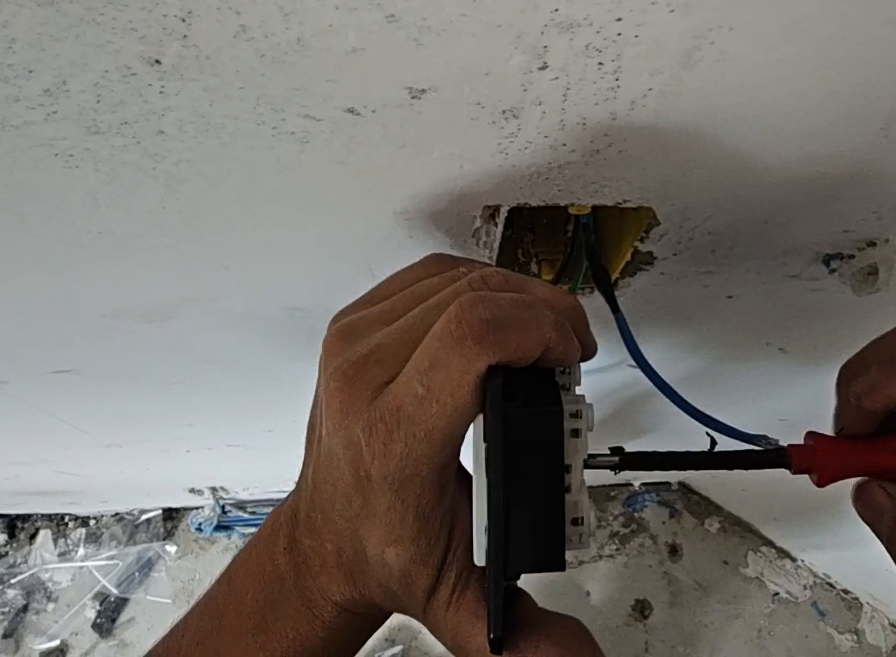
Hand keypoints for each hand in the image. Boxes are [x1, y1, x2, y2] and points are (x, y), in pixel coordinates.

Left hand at [156, 254, 604, 656]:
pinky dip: (478, 283)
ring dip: (515, 294)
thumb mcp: (460, 593)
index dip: (538, 328)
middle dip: (543, 311)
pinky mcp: (356, 323)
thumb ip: (523, 633)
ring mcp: (355, 341)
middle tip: (568, 348)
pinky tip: (499, 311)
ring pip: (458, 277)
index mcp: (396, 434)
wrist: (327, 534)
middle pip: (477, 297)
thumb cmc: (387, 548)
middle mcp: (366, 376)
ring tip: (541, 332)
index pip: (472, 338)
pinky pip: (432, 274)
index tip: (568, 355)